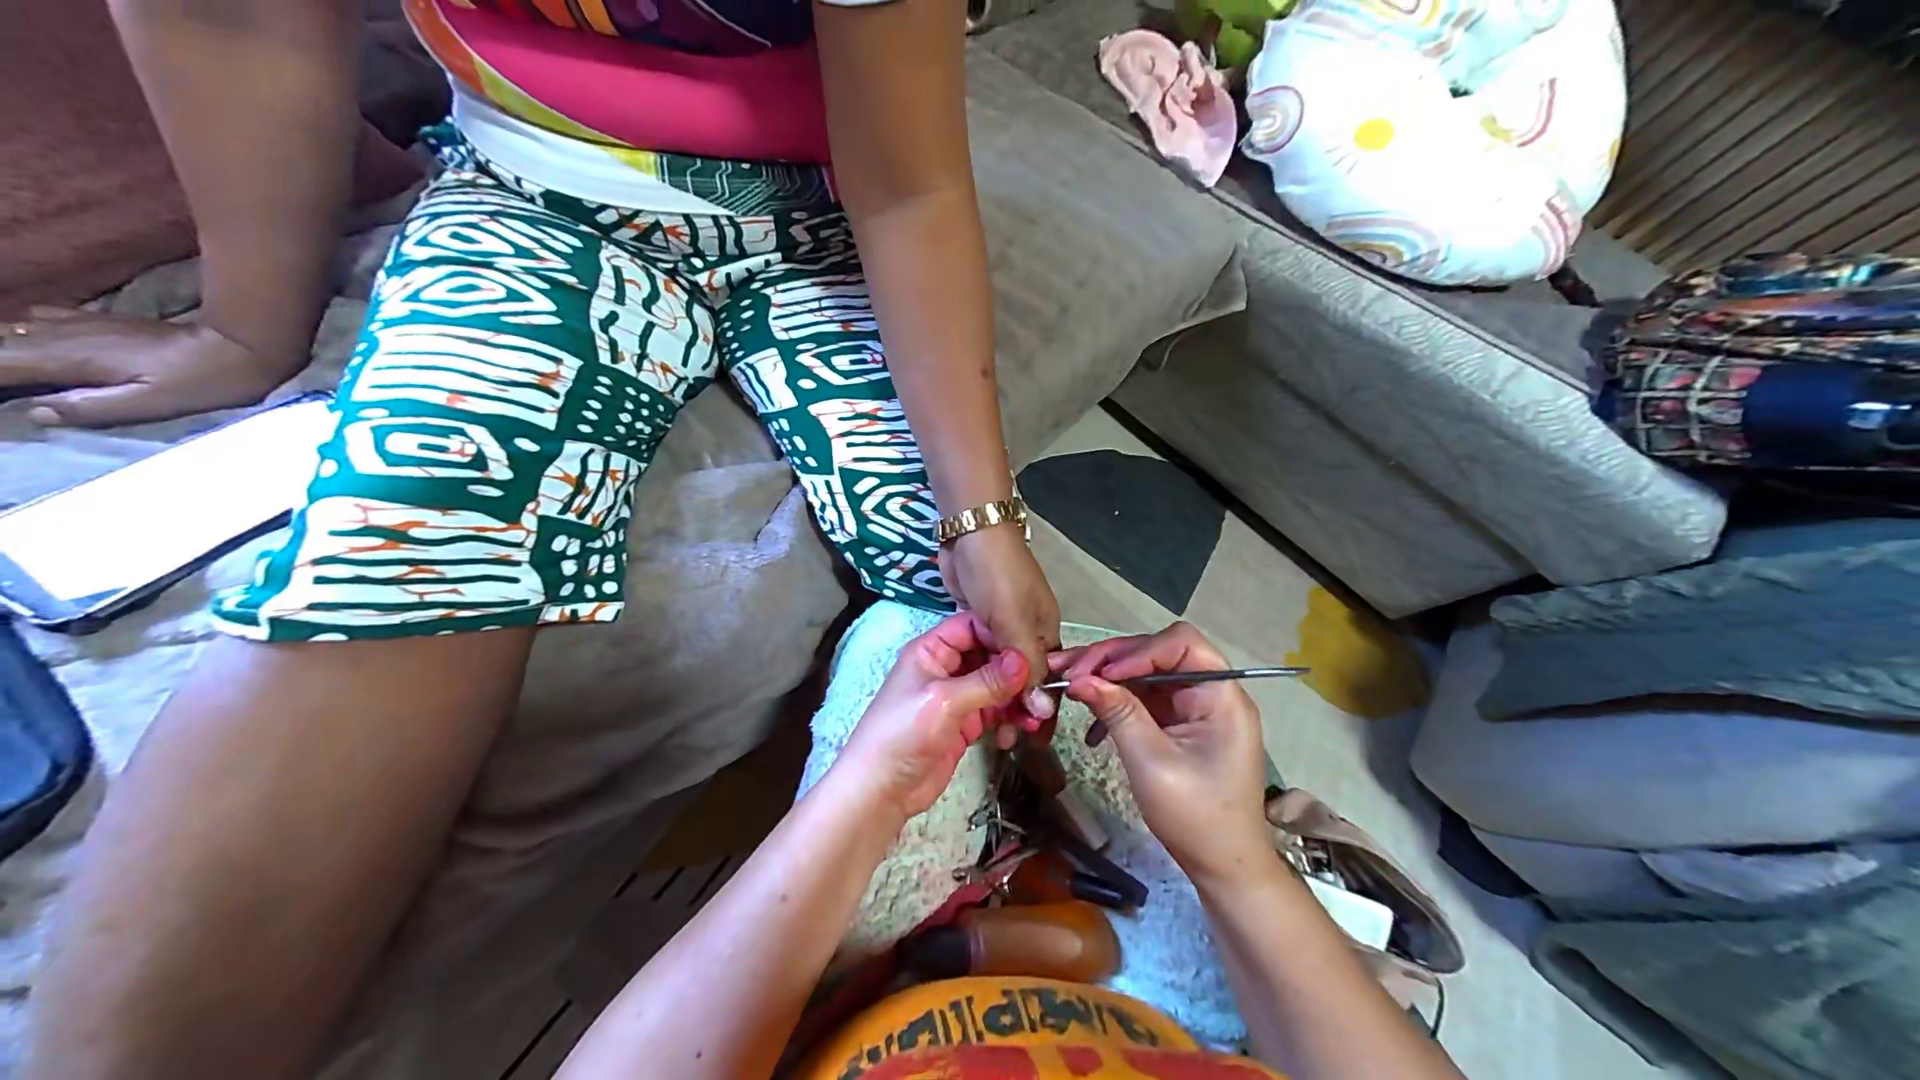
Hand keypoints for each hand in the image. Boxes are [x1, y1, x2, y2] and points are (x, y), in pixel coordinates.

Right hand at [0, 307, 303, 426]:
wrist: (235, 346)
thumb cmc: (200, 381)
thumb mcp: (151, 403)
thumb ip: (92, 407)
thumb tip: (35, 412)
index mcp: (65, 358)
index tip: (2, 396)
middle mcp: (57, 334)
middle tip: (8, 387)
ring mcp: (74, 323)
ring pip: (7, 332)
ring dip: (1, 351)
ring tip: (13, 378)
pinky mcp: (94, 320)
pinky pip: (34, 320)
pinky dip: (16, 334)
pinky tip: (24, 346)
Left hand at [832, 612, 1031, 821]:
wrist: (880, 791)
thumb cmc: (902, 734)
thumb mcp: (944, 701)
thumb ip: (986, 681)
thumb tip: (1025, 660)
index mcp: (932, 650)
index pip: (973, 627)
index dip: (1001, 634)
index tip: (1032, 649)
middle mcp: (946, 668)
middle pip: (989, 655)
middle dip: (1016, 670)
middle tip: (1043, 685)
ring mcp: (957, 696)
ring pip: (997, 685)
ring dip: (1018, 696)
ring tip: (1037, 712)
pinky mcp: (966, 723)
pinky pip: (996, 711)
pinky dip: (1011, 716)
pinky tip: (1025, 726)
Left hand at [937, 524, 1061, 745]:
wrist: (967, 531)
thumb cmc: (994, 576)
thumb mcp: (1010, 624)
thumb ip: (1022, 666)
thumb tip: (1042, 708)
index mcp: (1039, 632)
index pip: (1045, 678)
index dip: (1038, 704)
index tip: (1033, 734)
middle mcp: (1021, 634)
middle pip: (1022, 680)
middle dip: (1019, 708)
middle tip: (1014, 739)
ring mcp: (995, 632)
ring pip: (1001, 677)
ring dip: (1002, 701)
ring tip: (1002, 732)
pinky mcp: (975, 628)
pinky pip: (982, 667)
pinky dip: (984, 686)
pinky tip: (982, 706)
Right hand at [1056, 623, 1272, 885]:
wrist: (1222, 866)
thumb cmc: (1196, 818)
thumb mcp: (1151, 763)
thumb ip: (1118, 713)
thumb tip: (1078, 679)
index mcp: (1221, 697)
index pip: (1182, 644)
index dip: (1138, 650)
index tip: (1100, 673)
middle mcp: (1211, 692)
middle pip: (1158, 653)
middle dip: (1111, 659)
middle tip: (1066, 669)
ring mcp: (1194, 707)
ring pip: (1145, 672)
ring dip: (1105, 677)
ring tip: (1065, 683)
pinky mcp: (1179, 723)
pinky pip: (1144, 697)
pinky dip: (1115, 701)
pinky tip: (1089, 721)